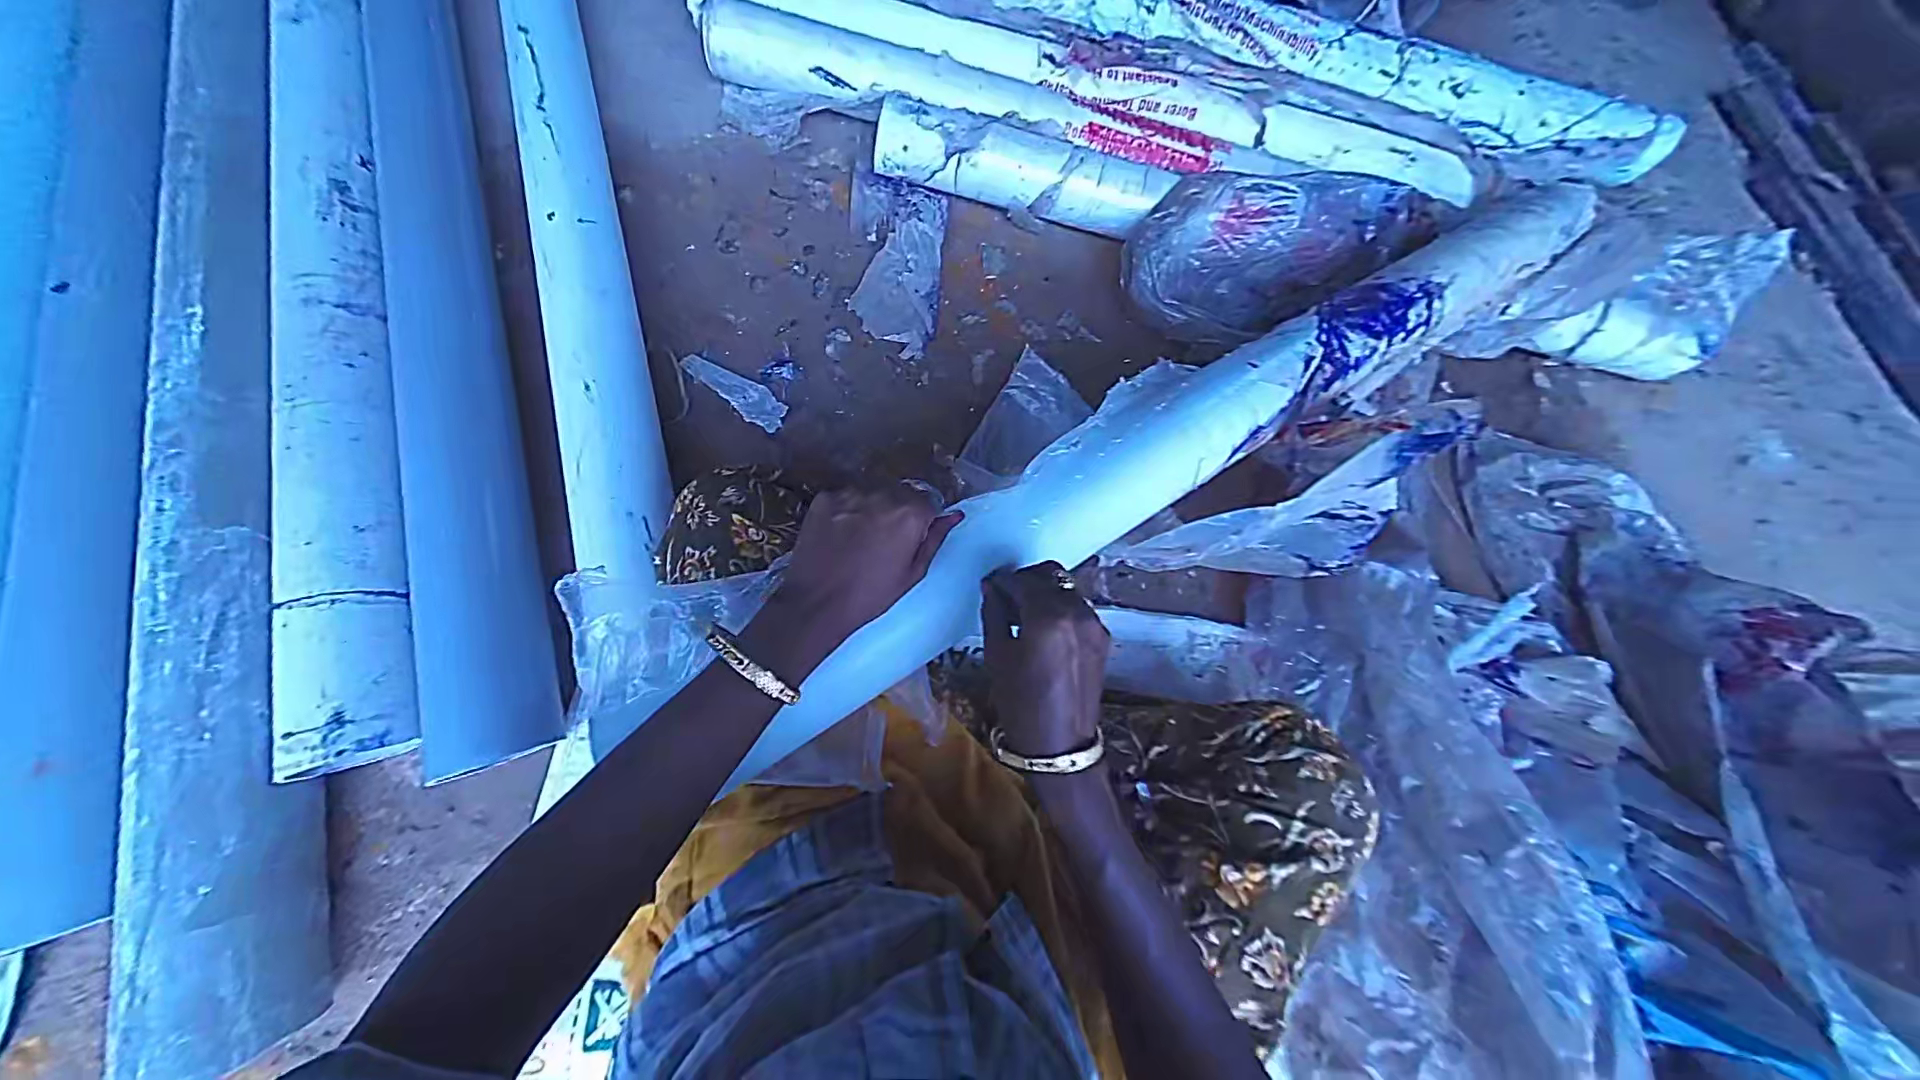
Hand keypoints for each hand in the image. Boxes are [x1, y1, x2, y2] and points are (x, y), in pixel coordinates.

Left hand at [751, 485, 961, 669]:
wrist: (817, 603)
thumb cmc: (871, 595)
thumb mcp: (913, 573)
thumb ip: (935, 539)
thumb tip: (954, 516)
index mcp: (910, 514)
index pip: (928, 502)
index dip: (922, 521)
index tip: (911, 539)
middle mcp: (883, 495)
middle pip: (900, 493)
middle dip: (898, 511)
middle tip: (886, 541)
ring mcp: (850, 493)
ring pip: (873, 493)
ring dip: (873, 507)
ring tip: (861, 538)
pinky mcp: (825, 497)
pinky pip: (846, 497)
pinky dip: (847, 510)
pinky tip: (841, 534)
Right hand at [981, 563, 1109, 758]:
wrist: (1060, 744)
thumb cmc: (1020, 703)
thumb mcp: (997, 655)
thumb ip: (995, 614)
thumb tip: (992, 589)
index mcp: (1048, 617)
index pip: (1022, 581)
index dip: (1002, 581)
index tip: (990, 586)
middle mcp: (1077, 612)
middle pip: (1050, 576)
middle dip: (1026, 580)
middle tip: (1006, 595)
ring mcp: (1094, 624)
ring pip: (1066, 589)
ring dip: (1044, 592)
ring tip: (1023, 613)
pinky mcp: (1102, 637)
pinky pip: (1078, 608)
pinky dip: (1059, 608)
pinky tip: (1043, 628)